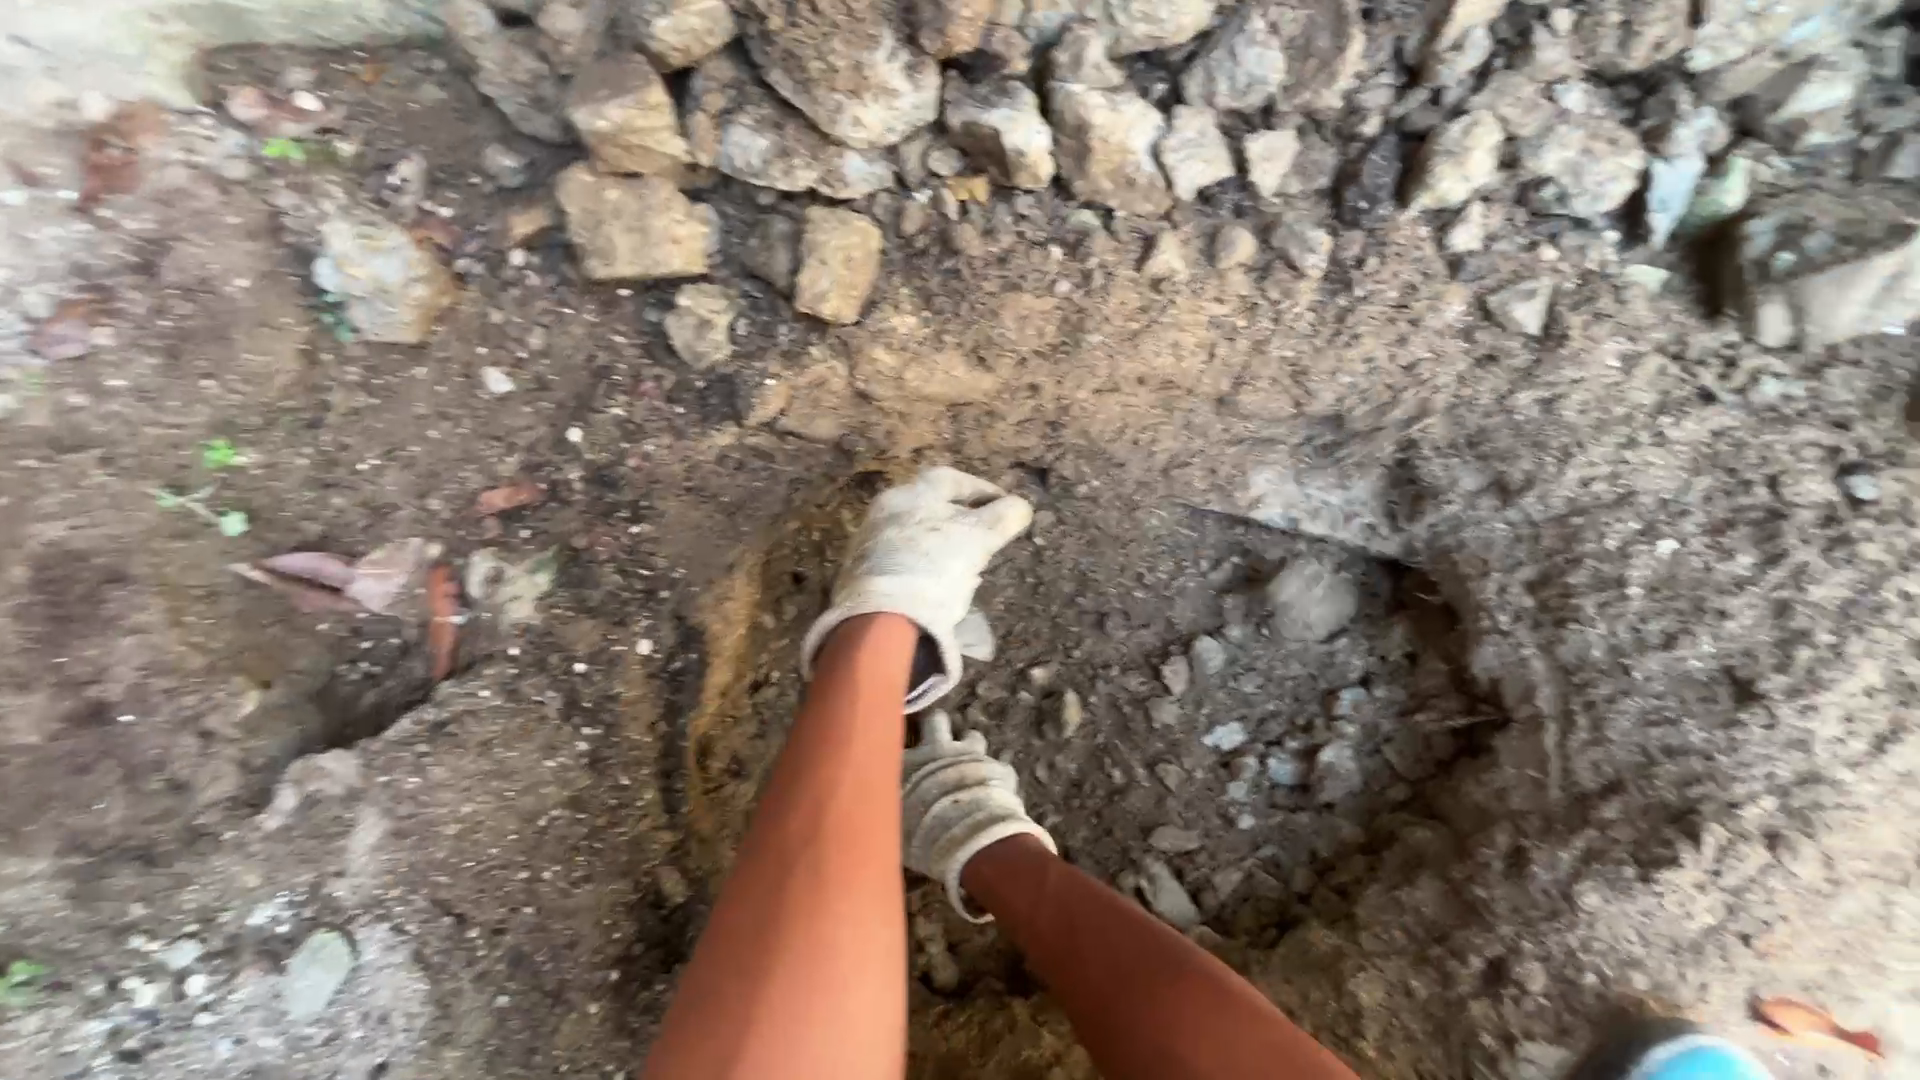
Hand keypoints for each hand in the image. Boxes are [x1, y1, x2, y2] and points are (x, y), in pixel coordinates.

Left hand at [801, 466, 1032, 710]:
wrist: (884, 618)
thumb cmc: (936, 566)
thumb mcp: (980, 537)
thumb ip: (1005, 516)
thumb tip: (1020, 506)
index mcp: (911, 494)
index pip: (952, 479)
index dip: (983, 490)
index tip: (1006, 507)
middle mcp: (885, 511)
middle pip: (930, 507)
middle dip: (962, 520)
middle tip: (987, 536)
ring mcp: (870, 543)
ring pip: (916, 536)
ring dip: (944, 545)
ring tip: (968, 565)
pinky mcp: (863, 576)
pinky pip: (903, 563)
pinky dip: (925, 567)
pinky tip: (940, 587)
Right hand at [902, 710, 1054, 920]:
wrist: (968, 838)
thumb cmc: (924, 835)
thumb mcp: (897, 824)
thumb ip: (893, 806)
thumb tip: (887, 808)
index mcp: (910, 762)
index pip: (897, 741)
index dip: (902, 748)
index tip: (902, 756)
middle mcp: (940, 750)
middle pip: (937, 719)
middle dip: (938, 727)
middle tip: (939, 744)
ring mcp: (973, 756)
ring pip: (972, 736)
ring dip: (971, 748)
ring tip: (970, 767)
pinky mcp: (1000, 769)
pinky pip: (1000, 766)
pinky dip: (997, 776)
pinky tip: (997, 790)